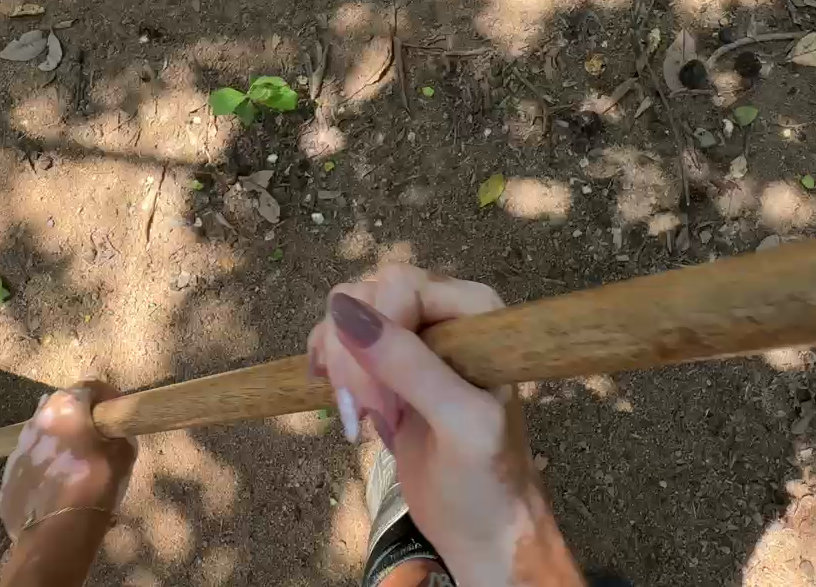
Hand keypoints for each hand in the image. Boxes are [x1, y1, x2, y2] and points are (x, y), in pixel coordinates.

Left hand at [0, 383, 136, 540]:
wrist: (57, 535)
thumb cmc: (95, 484)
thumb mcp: (124, 453)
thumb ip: (119, 434)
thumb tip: (115, 434)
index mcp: (66, 407)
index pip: (90, 386)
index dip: (107, 396)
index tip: (117, 411)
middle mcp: (37, 421)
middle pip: (60, 407)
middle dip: (77, 416)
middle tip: (94, 434)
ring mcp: (16, 452)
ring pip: (41, 436)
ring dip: (57, 442)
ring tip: (73, 464)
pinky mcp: (6, 482)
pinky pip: (29, 466)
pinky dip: (42, 470)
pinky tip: (56, 488)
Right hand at [306, 266, 582, 586]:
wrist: (481, 530)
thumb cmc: (485, 480)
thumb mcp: (459, 424)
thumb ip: (409, 366)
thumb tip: (344, 311)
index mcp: (475, 308)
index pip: (401, 284)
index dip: (378, 332)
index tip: (381, 399)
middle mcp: (443, 308)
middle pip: (369, 293)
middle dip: (355, 355)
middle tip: (364, 415)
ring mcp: (411, 331)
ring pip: (347, 311)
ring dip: (341, 365)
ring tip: (356, 417)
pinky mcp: (385, 358)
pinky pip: (339, 334)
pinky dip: (330, 365)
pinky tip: (343, 404)